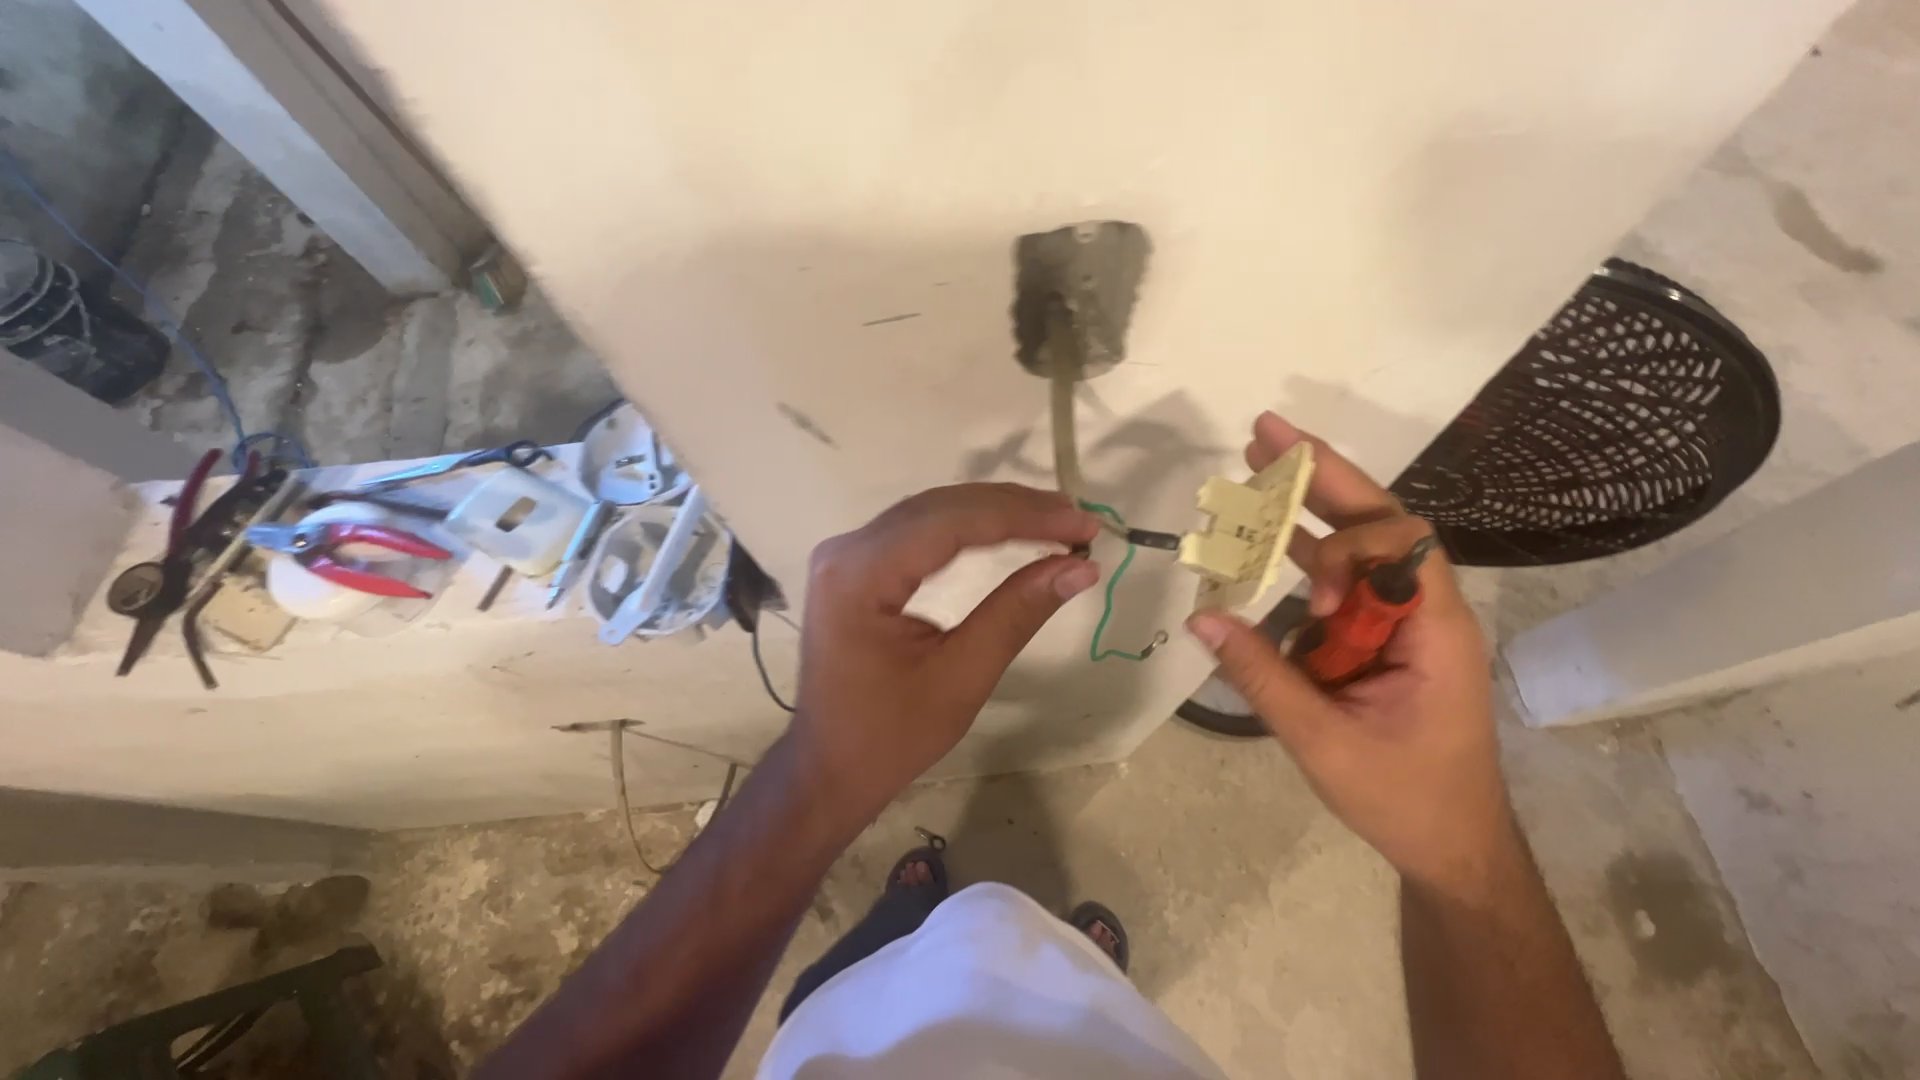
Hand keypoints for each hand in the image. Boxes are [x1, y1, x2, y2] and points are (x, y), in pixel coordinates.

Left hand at [792, 483, 1100, 827]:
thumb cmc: (891, 736)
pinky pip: (918, 530)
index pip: (951, 523)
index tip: (1083, 524)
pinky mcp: (854, 564)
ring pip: (931, 511)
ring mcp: (845, 554)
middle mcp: (845, 550)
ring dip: (995, 512)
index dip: (1023, 517)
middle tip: (1079, 520)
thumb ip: (1017, 613)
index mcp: (859, 576)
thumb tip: (1081, 567)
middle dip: (1014, 509)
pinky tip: (1008, 529)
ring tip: (1056, 519)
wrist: (830, 765)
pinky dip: (968, 527)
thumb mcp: (962, 678)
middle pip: (940, 508)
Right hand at [1186, 413, 1515, 894]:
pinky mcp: (1375, 641)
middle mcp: (1422, 612)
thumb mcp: (1325, 743)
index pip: (1403, 547)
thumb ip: (1262, 677)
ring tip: (1255, 465)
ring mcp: (1398, 624)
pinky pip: (1339, 586)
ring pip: (1358, 546)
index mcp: (1435, 631)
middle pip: (1380, 523)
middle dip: (1324, 477)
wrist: (1451, 846)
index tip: (1314, 604)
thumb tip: (1200, 619)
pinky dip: (1302, 558)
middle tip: (1266, 434)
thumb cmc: (1404, 798)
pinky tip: (1263, 541)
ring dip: (1309, 506)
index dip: (1349, 553)